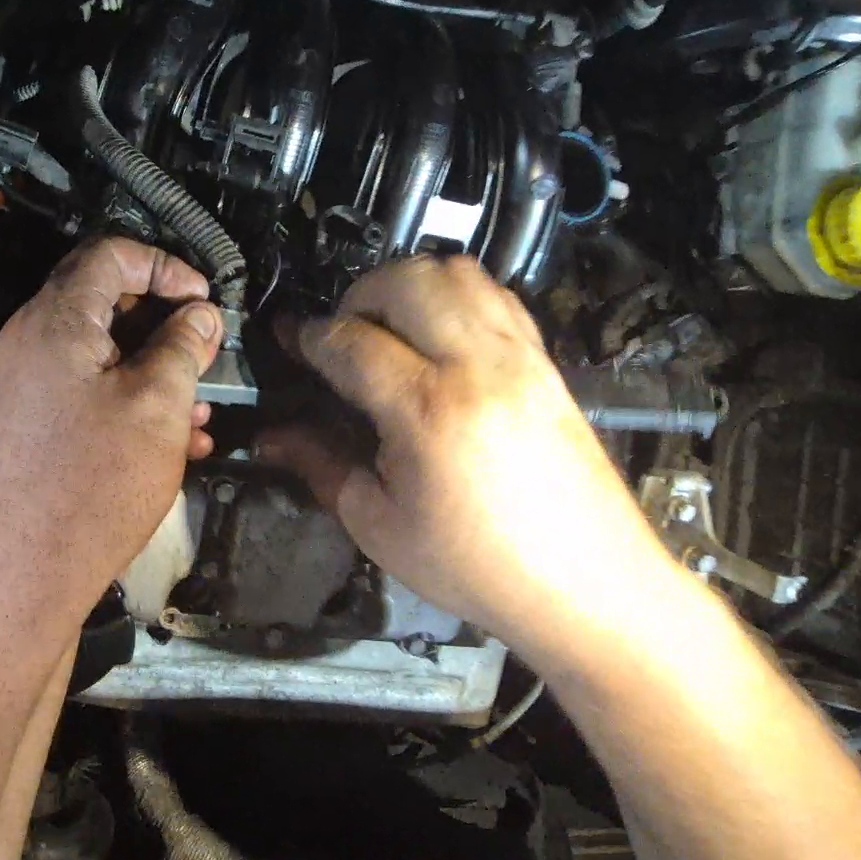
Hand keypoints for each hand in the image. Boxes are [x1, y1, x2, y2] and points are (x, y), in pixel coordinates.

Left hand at [0, 238, 223, 618]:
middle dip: (164, 324)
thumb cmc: (94, 481)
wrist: (17, 575)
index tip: (204, 302)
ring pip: (100, 355)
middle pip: (104, 302)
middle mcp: (30, 341)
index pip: (110, 254)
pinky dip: (127, 403)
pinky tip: (172, 444)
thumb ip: (182, 346)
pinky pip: (84, 393)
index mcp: (56, 318)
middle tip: (206, 356)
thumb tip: (199, 313)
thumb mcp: (157, 405)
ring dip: (153, 372)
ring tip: (201, 412)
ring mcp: (23, 385)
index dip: (165, 265)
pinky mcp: (27, 426)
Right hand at [259, 256, 663, 650]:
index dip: (310, 336)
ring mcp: (520, 356)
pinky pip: (495, 295)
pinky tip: (438, 338)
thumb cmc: (476, 566)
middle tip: (343, 336)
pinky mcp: (546, 360)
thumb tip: (269, 439)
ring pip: (455, 272)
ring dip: (407, 288)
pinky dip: (455, 298)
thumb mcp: (379, 525)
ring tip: (389, 330)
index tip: (291, 341)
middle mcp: (478, 365)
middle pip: (404, 280)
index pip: (351, 339)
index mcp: (427, 409)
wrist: (590, 587)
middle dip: (357, 296)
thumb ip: (320, 466)